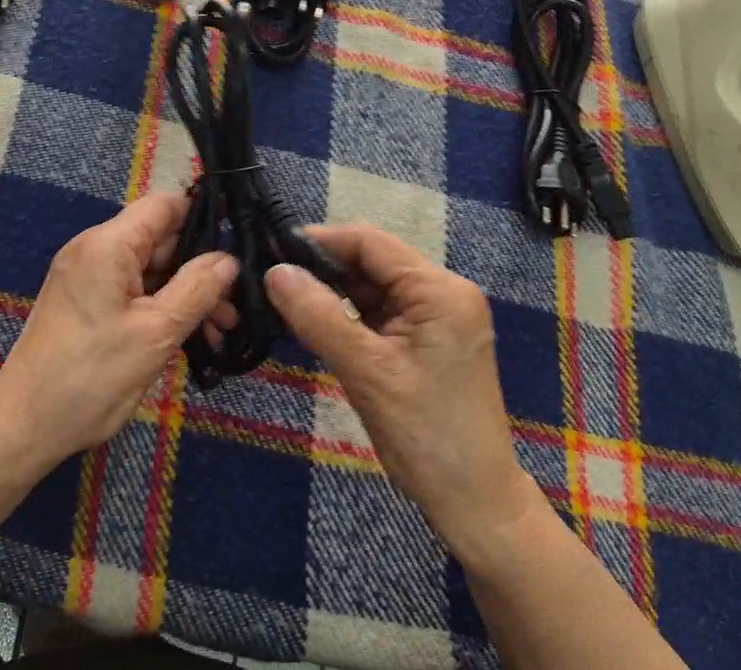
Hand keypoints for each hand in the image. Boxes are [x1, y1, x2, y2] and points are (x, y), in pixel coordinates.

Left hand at [0, 192, 238, 462]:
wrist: (26, 423)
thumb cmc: (92, 375)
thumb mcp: (156, 332)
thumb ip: (197, 289)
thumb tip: (228, 259)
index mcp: (107, 244)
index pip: (165, 206)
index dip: (204, 220)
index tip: (239, 249)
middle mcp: (94, 250)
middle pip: (160, 239)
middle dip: (199, 270)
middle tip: (235, 309)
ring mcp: (87, 277)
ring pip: (150, 271)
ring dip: (185, 295)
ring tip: (220, 332)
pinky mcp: (85, 303)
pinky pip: (132, 292)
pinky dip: (161, 309)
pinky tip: (191, 338)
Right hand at [264, 225, 542, 549]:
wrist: (472, 500)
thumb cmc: (426, 434)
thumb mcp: (367, 372)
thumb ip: (319, 316)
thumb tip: (274, 272)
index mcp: (440, 291)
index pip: (370, 242)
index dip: (319, 241)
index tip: (270, 251)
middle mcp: (442, 294)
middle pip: (370, 261)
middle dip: (320, 268)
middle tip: (268, 279)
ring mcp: (435, 318)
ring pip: (369, 287)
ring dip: (329, 292)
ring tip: (280, 298)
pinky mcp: (424, 341)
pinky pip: (376, 313)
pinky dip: (344, 315)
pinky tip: (311, 322)